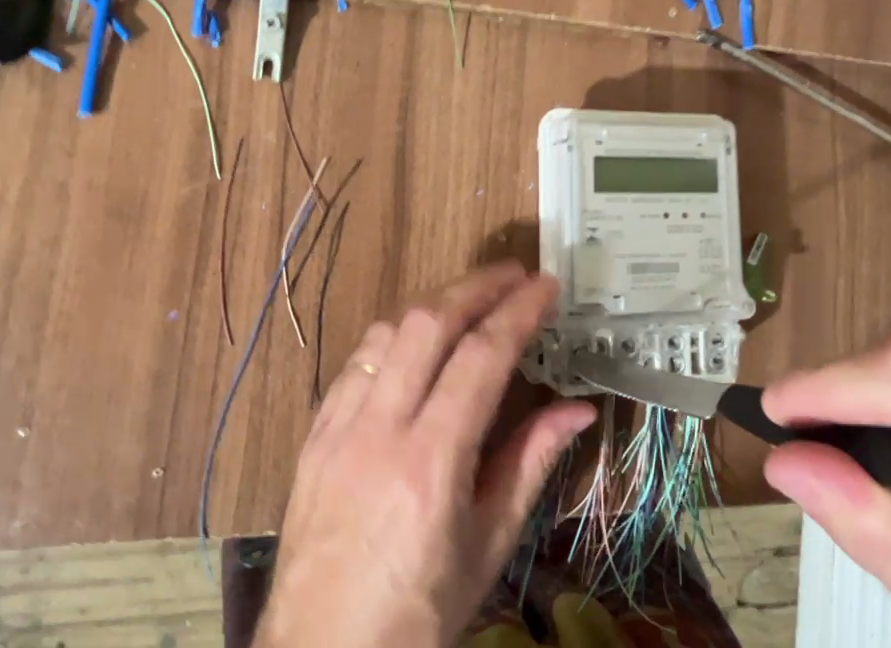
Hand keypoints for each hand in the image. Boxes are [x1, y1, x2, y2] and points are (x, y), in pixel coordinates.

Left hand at [259, 263, 596, 647]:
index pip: (481, 357)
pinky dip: (391, 339)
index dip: (518, 312)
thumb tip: (579, 409)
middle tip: (514, 276)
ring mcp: (337, 430)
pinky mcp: (312, 439)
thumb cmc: (419, 614)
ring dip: (431, 306)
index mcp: (431, 462)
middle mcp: (378, 431)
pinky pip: (353, 365)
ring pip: (383, 333)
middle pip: (426, 324)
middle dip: (475, 287)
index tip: (546, 286)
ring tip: (470, 304)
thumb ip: (529, 463)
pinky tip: (413, 346)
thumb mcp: (488, 545)